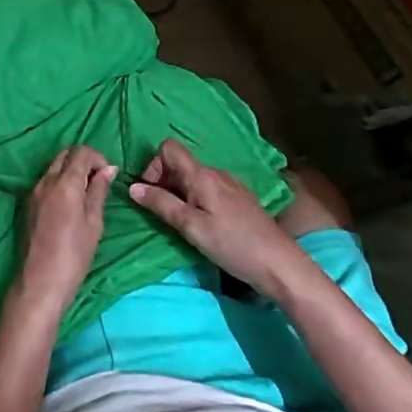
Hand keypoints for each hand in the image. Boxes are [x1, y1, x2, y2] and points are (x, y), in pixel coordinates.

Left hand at [17, 145, 114, 309]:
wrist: (40, 282)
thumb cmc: (75, 255)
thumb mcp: (94, 222)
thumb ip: (99, 190)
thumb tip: (108, 169)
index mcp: (65, 183)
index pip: (81, 152)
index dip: (98, 157)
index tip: (108, 174)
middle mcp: (45, 181)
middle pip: (65, 154)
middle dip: (83, 160)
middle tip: (98, 180)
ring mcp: (33, 192)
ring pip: (53, 167)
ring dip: (70, 170)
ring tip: (85, 193)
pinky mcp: (28, 204)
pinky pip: (46, 181)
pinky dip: (59, 182)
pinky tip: (69, 204)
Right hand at [128, 139, 315, 298]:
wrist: (278, 263)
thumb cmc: (232, 245)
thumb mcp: (191, 227)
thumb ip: (162, 204)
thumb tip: (132, 187)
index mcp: (202, 175)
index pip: (169, 148)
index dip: (154, 166)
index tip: (151, 193)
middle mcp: (216, 173)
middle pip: (180, 164)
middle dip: (163, 183)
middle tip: (162, 214)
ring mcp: (230, 185)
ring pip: (194, 178)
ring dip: (179, 194)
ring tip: (180, 223)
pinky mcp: (239, 199)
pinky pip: (208, 189)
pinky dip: (196, 200)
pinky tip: (202, 225)